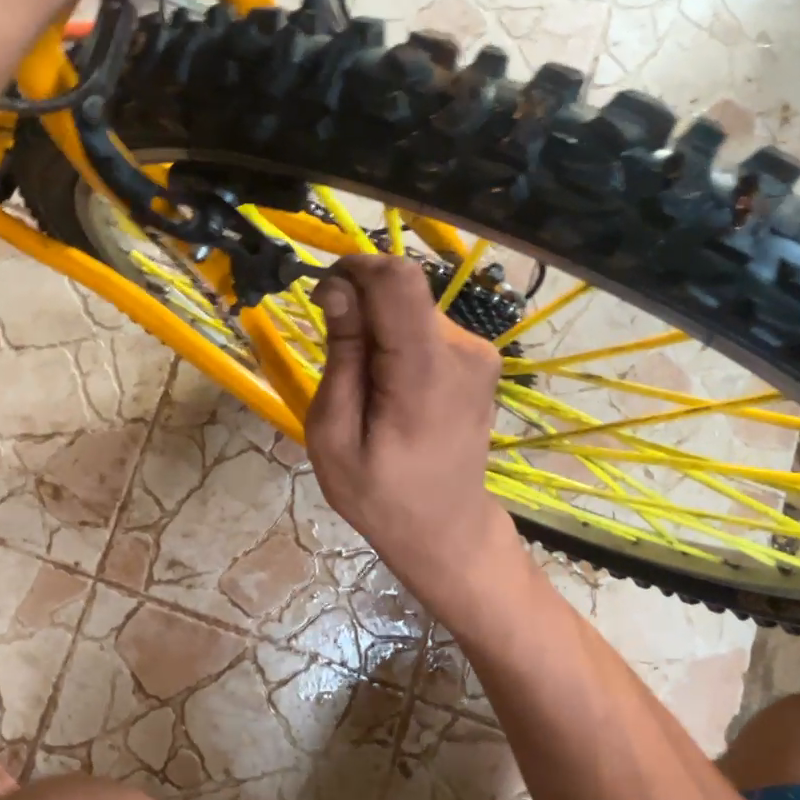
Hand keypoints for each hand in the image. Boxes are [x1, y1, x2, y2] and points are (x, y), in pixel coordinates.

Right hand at [305, 256, 518, 599]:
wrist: (444, 529)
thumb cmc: (379, 494)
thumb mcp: (334, 435)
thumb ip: (341, 357)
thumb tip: (336, 289)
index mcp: (426, 369)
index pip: (397, 280)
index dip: (353, 270)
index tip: (321, 297)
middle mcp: (464, 349)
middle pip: (402, 293)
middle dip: (360, 311)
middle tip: (336, 365)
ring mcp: (478, 353)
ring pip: (412, 310)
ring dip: (377, 331)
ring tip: (362, 389)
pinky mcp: (478, 360)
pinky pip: (425, 329)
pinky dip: (396, 344)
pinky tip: (386, 390)